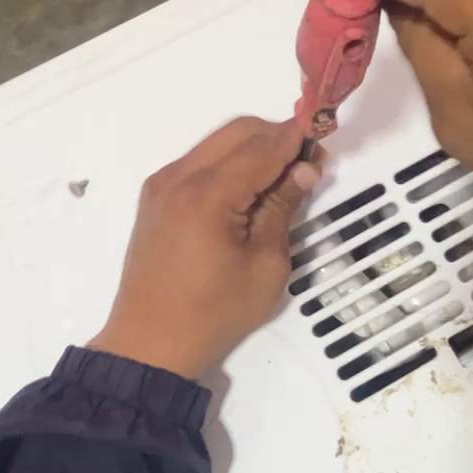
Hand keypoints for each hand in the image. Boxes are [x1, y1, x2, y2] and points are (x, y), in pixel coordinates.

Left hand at [90, 118, 321, 377]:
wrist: (150, 342)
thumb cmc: (213, 313)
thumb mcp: (265, 266)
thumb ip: (283, 208)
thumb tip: (304, 169)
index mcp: (206, 195)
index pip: (261, 147)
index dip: (296, 139)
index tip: (323, 141)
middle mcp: (177, 177)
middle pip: (237, 131)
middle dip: (275, 137)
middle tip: (306, 165)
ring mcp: (161, 184)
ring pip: (216, 142)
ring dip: (252, 148)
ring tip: (281, 180)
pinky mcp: (155, 196)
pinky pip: (198, 161)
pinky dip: (228, 162)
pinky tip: (249, 190)